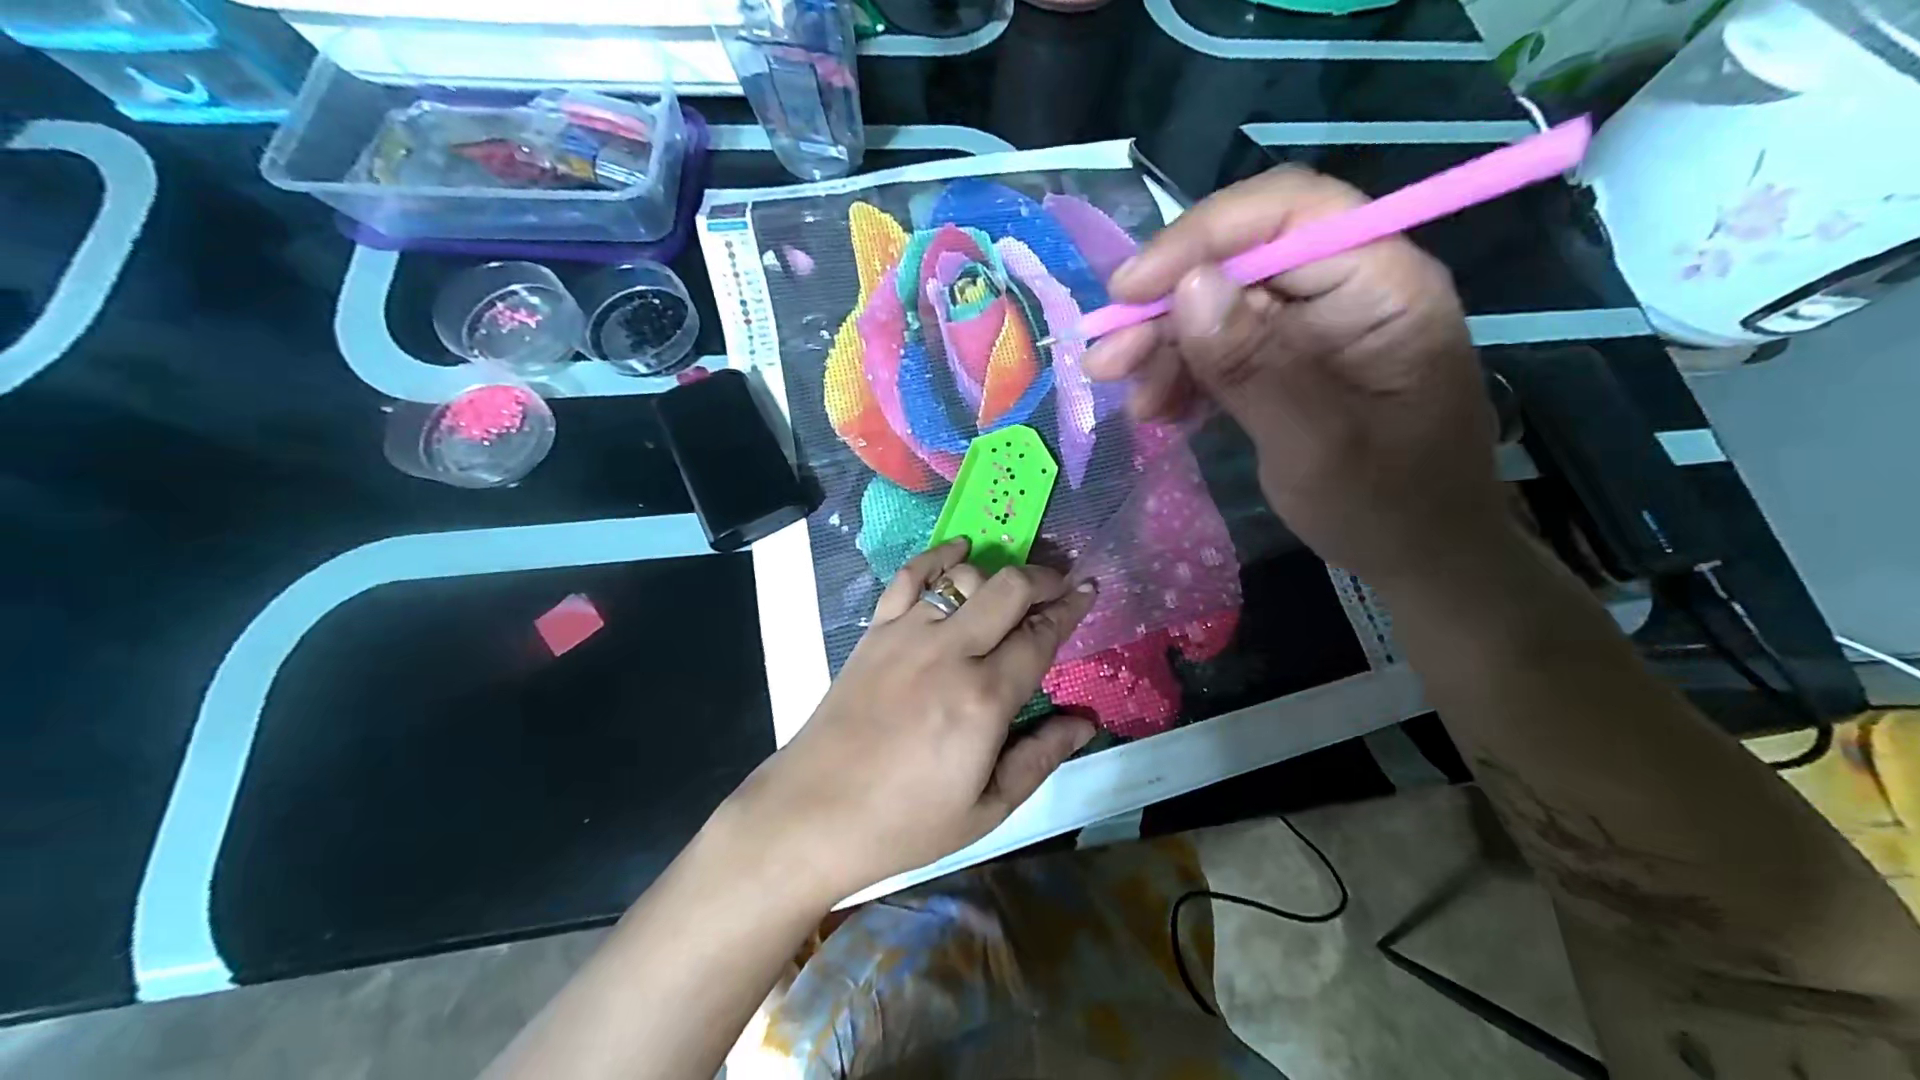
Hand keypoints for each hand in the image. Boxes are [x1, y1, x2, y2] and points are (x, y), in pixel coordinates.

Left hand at [717, 538, 1097, 906]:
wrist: (813, 814)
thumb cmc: (905, 823)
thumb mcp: (987, 809)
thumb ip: (1040, 757)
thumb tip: (1086, 722)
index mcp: (984, 698)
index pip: (1040, 636)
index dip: (1070, 609)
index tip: (1089, 591)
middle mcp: (949, 652)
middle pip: (1007, 589)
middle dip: (1043, 579)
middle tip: (1060, 585)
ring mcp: (907, 635)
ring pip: (963, 576)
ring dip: (997, 573)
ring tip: (1014, 585)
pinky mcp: (875, 632)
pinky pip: (910, 577)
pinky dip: (938, 556)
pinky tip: (958, 550)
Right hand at [1083, 167, 1507, 583]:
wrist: (1416, 554)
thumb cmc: (1387, 508)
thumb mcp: (1317, 447)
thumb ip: (1255, 367)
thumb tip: (1186, 288)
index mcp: (1382, 286)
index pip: (1289, 213)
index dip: (1202, 236)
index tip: (1130, 290)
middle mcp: (1344, 289)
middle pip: (1238, 261)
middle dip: (1164, 306)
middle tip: (1107, 360)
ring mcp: (1310, 325)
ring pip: (1215, 305)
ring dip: (1162, 348)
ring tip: (1132, 401)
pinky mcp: (1283, 359)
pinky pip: (1216, 347)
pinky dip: (1178, 375)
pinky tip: (1158, 410)